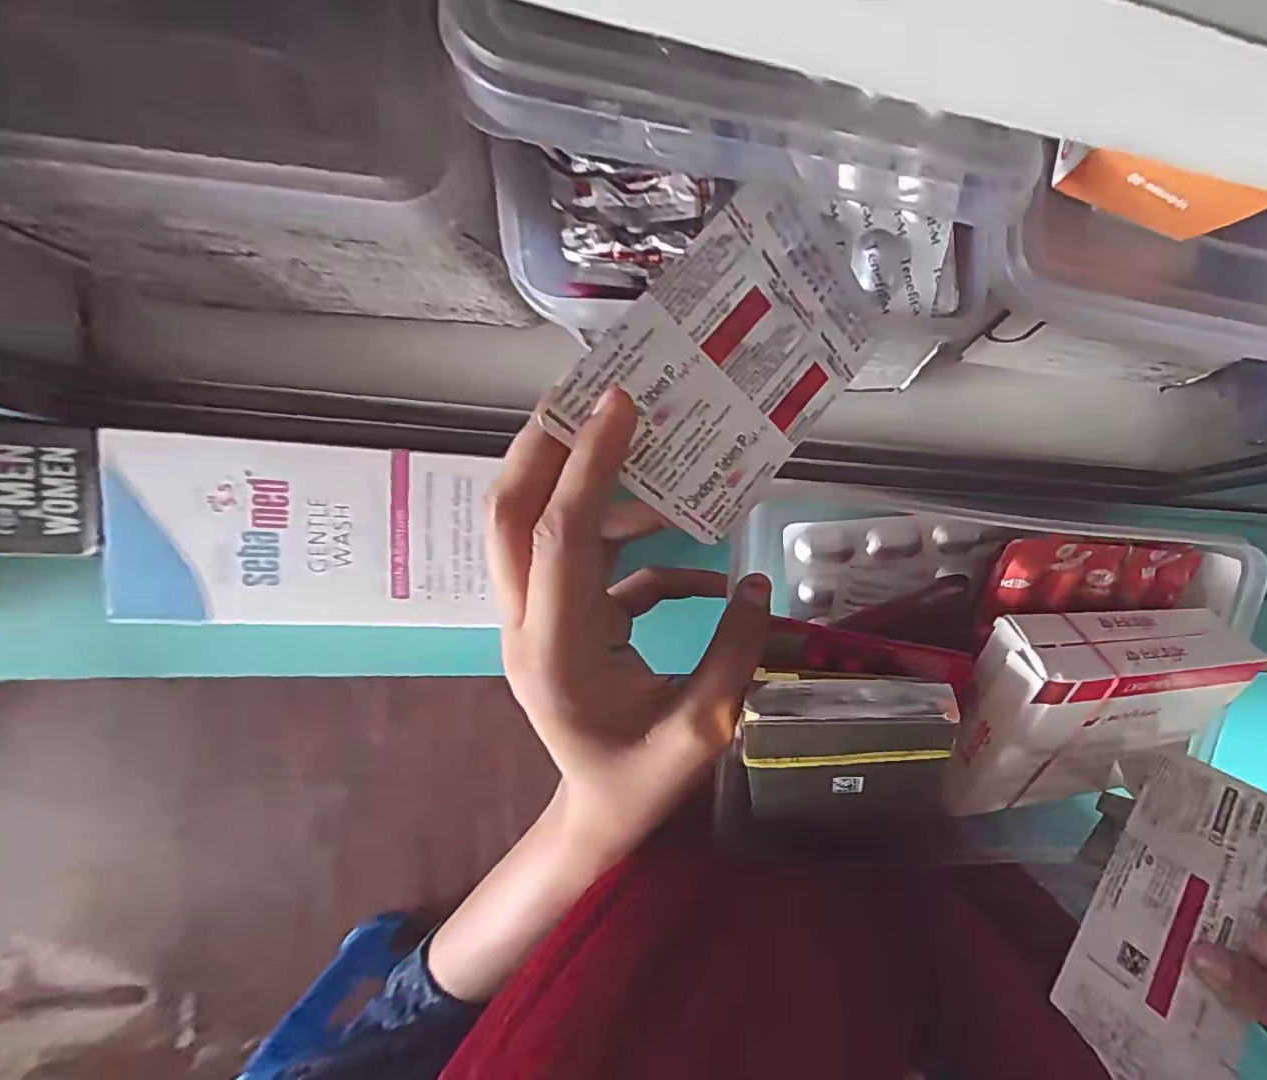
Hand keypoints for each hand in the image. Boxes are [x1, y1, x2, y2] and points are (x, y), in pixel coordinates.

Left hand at [486, 387, 770, 832]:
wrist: (599, 815)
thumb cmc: (645, 778)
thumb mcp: (706, 724)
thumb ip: (735, 650)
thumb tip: (754, 581)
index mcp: (559, 650)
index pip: (561, 537)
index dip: (589, 465)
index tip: (621, 405)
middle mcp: (533, 624)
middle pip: (511, 515)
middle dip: (546, 447)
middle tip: (590, 396)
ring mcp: (543, 622)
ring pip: (542, 531)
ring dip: (593, 488)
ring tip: (654, 461)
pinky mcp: (566, 623)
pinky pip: (595, 566)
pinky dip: (642, 553)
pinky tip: (700, 573)